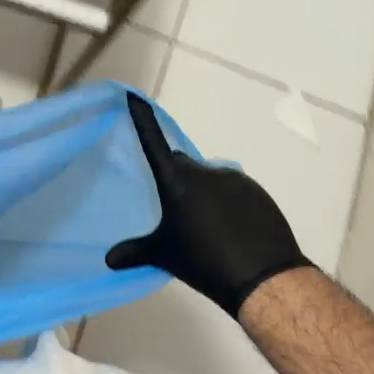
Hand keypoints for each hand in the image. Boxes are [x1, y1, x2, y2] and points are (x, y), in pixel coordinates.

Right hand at [106, 94, 312, 317]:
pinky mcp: (256, 191)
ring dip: (202, 191)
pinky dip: (227, 201)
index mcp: (177, 182)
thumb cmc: (205, 262)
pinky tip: (230, 228)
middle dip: (174, 175)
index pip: (154, 142)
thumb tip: (109, 260)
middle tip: (171, 203)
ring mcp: (233, 179)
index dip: (142, 119)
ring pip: (208, 178)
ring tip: (205, 224)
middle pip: (181, 163)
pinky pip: (233, 190)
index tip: (134, 97)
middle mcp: (203, 173)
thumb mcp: (165, 256)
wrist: (265, 277)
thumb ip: (135, 252)